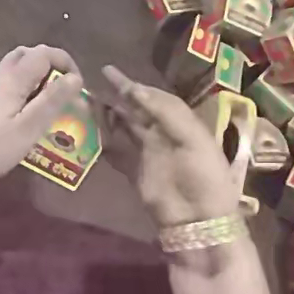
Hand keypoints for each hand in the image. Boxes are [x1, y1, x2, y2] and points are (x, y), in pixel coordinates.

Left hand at [0, 45, 83, 186]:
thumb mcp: (28, 127)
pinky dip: (24, 89)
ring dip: (36, 77)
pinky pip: (6, 85)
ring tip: (49, 102)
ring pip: (14, 69)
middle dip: (50, 64)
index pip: (43, 53)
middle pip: (26, 55)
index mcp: (13, 78)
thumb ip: (52, 101)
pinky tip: (27, 113)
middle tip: (63, 88)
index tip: (78, 85)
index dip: (65, 62)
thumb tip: (75, 78)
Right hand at [99, 66, 242, 228]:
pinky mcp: (137, 174)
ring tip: (89, 103)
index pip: (155, 98)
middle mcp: (164, 135)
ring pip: (126, 129)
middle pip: (138, 111)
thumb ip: (165, 112)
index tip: (110, 74)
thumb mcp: (192, 138)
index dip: (134, 86)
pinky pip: (119, 154)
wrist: (200, 219)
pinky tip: (93, 135)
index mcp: (182, 124)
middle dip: (118, 97)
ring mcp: (149, 155)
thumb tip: (134, 91)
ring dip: (110, 116)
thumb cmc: (203, 175)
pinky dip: (107, 145)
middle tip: (93, 84)